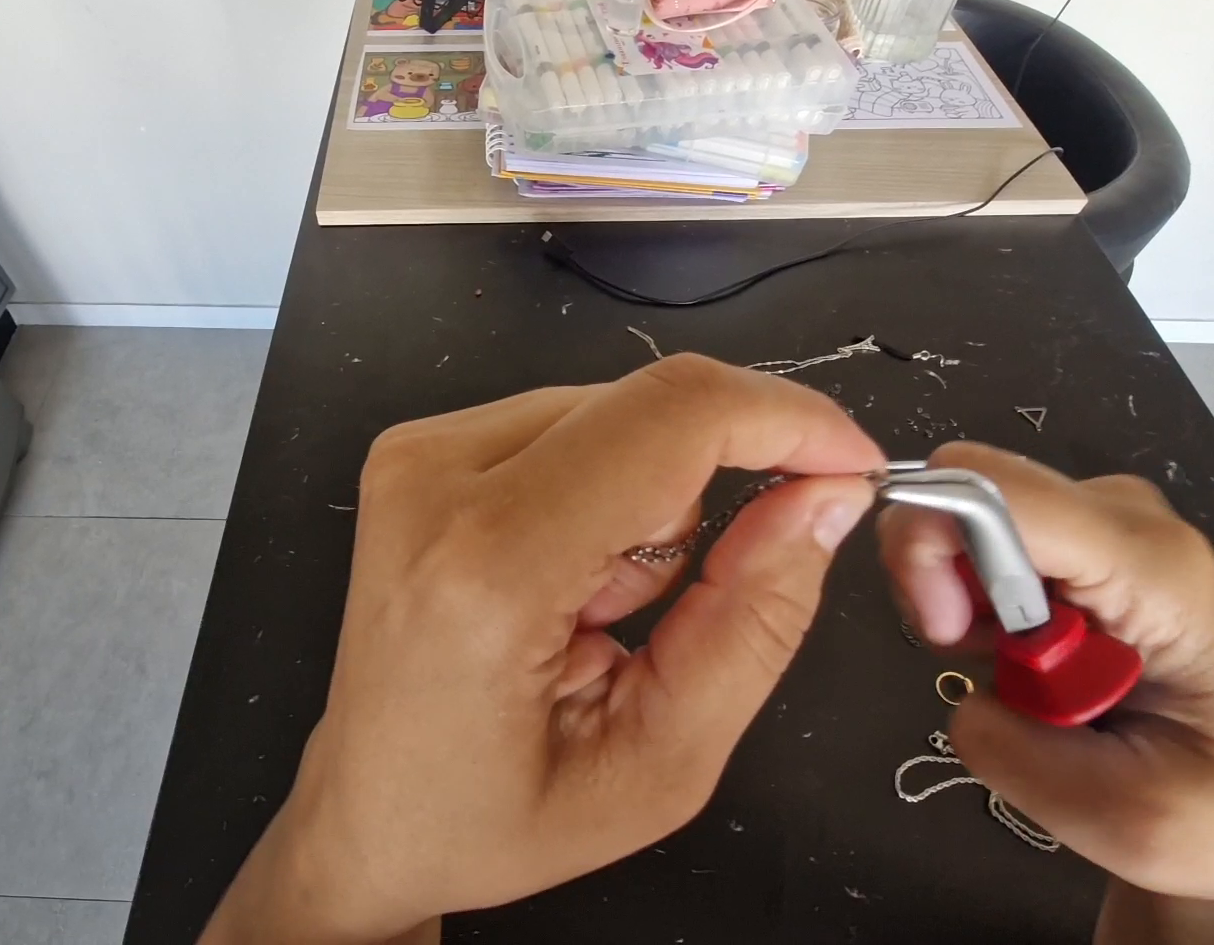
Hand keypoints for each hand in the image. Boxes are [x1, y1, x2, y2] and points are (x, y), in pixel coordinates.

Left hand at [201, 355, 883, 942]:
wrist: (367, 804)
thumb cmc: (491, 811)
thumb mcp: (657, 760)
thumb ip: (756, 619)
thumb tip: (823, 499)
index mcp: (490, 564)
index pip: (671, 418)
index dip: (785, 419)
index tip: (845, 461)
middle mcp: (437, 479)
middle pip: (647, 402)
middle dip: (710, 478)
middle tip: (670, 595)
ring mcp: (417, 452)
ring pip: (609, 408)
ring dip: (644, 492)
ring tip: (591, 599)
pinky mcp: (417, 447)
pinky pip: (562, 422)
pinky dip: (595, 483)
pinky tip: (558, 565)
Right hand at [878, 443, 1213, 944]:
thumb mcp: (1136, 820)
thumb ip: (1012, 749)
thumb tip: (960, 692)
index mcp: (1153, 569)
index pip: (996, 492)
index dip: (930, 538)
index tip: (941, 630)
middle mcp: (1122, 519)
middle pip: (963, 489)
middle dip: (934, 572)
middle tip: (969, 655)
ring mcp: (1099, 522)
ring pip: (959, 514)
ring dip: (952, 592)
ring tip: (1009, 666)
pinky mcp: (1078, 538)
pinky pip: (974, 535)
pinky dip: (968, 592)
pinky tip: (1016, 645)